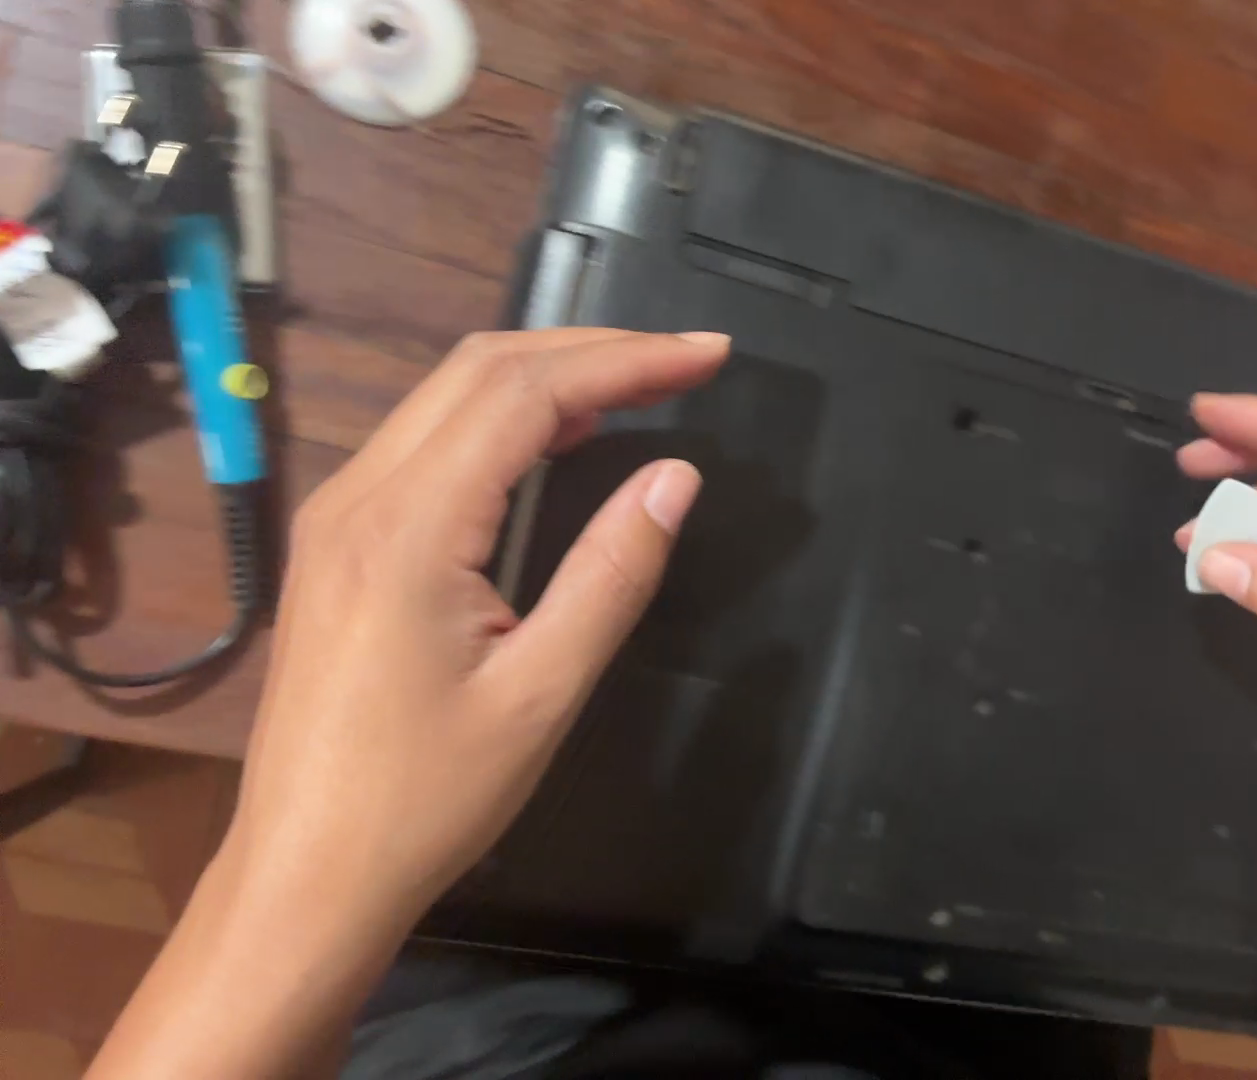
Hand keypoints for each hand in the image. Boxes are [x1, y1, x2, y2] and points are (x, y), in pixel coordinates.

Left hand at [225, 328, 729, 931]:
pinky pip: (441, 439)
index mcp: (411, 528)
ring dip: (559, 371)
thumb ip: (615, 572)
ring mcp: (346, 514)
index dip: (627, 360)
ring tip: (648, 381)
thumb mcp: (548, 689)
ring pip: (457, 394)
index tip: (708, 356)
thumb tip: (677, 477)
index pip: (527, 395)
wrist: (310, 876)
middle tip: (689, 360)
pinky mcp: (352, 539)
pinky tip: (570, 433)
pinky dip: (519, 413)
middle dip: (598, 348)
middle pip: (485, 369)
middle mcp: (363, 496)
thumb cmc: (432, 794)